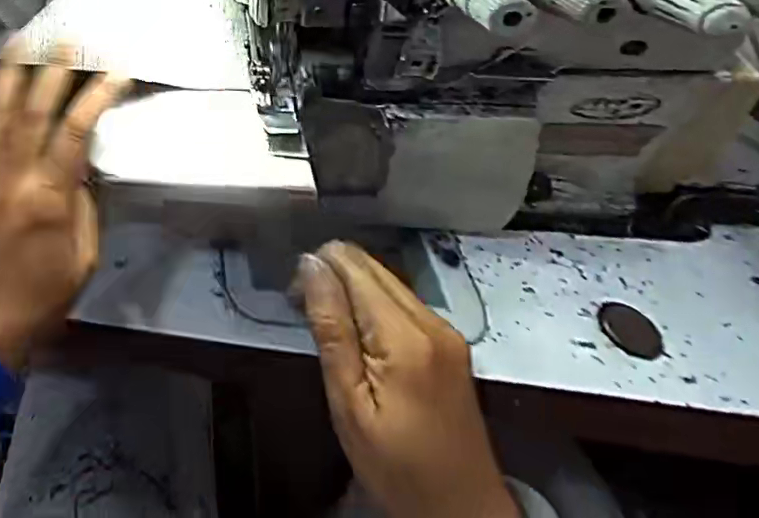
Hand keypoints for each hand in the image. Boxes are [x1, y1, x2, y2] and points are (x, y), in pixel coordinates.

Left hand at [0, 45, 129, 370]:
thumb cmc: (45, 292)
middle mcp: (13, 176)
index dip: (95, 98)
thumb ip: (86, 197)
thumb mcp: (85, 251)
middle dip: (52, 72)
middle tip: (70, 39)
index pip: (73, 133)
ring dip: (12, 72)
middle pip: (32, 112)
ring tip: (23, 38)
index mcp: (47, 198)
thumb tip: (87, 154)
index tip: (116, 72)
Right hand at [297, 242, 521, 517]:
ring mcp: (445, 328)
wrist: (463, 511)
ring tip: (330, 327)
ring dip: (351, 289)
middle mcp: (431, 320)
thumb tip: (311, 265)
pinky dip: (372, 304)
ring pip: (385, 277)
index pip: (352, 264)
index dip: (316, 269)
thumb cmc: (400, 471)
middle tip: (307, 311)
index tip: (295, 298)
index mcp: (405, 336)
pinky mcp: (449, 339)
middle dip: (331, 275)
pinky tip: (359, 336)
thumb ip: (331, 328)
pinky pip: (401, 298)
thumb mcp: (349, 406)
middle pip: (370, 264)